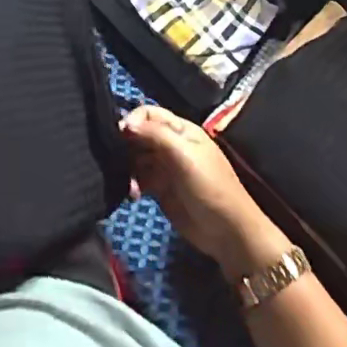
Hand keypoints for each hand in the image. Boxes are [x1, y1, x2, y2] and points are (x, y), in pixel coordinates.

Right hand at [122, 106, 290, 278]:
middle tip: (119, 163)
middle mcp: (171, 144)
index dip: (133, 121)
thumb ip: (156, 135)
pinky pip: (139, 179)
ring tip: (131, 186)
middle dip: (127, 146)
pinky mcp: (160, 189)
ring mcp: (165, 167)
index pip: (149, 114)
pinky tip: (133, 195)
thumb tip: (125, 124)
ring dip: (128, 168)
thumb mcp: (184, 155)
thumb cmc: (210, 187)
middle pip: (140, 135)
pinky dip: (132, 184)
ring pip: (136, 158)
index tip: (120, 136)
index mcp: (181, 130)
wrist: (228, 232)